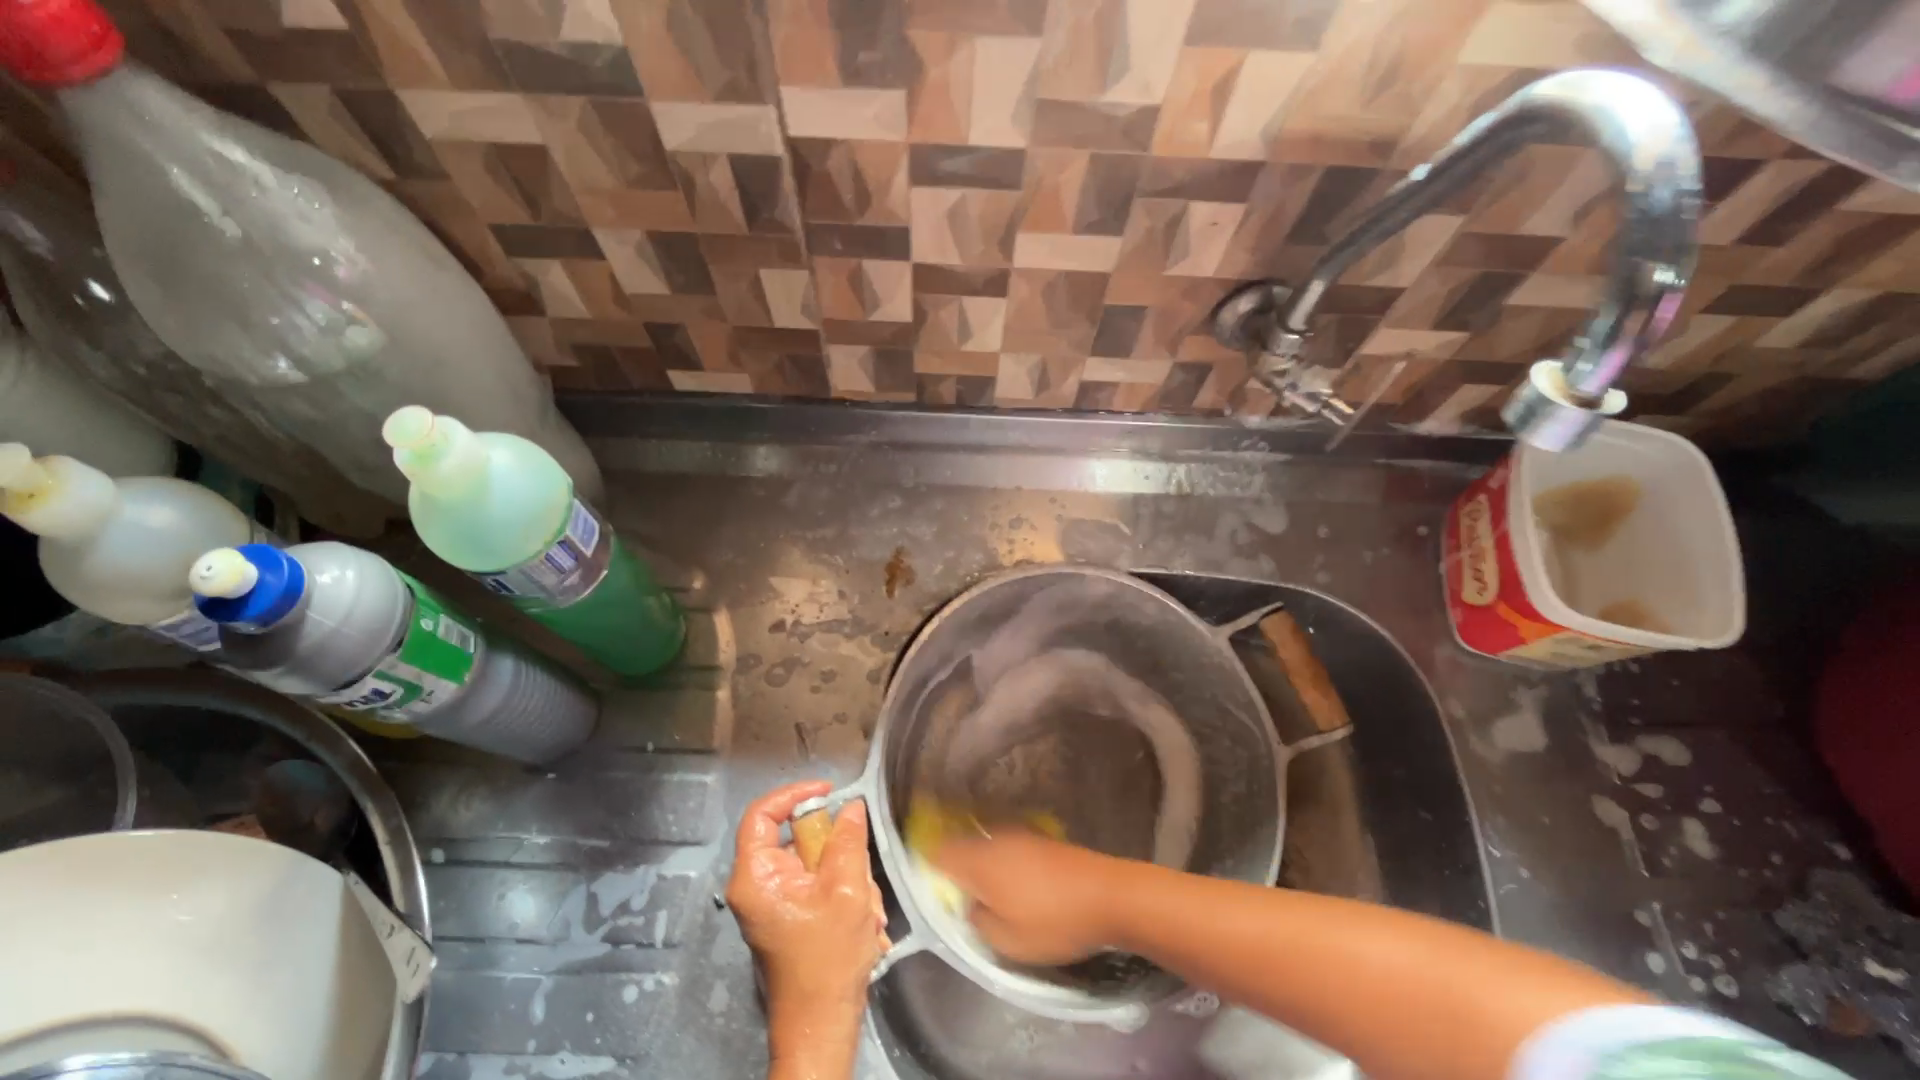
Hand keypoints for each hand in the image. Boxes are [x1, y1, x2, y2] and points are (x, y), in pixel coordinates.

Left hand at [727, 781, 887, 1015]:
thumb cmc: (828, 958)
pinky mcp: (790, 917)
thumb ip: (848, 841)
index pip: (762, 814)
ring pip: (815, 864)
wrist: (822, 1023)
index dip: (794, 795)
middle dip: (838, 853)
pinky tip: (864, 922)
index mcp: (755, 876)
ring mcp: (774, 902)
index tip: (829, 793)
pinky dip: (844, 896)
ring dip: (848, 879)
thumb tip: (851, 807)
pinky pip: (818, 887)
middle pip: (796, 840)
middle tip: (863, 874)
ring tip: (867, 909)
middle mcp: (757, 885)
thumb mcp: (845, 890)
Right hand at [932, 830, 1129, 965]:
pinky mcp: (1042, 840)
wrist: (1111, 896)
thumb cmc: (1054, 922)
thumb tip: (968, 906)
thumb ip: (977, 921)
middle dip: (952, 864)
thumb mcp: (1007, 940)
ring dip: (979, 863)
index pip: (937, 852)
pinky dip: (1002, 863)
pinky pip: (1007, 848)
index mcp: (979, 862)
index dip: (925, 866)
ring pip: (985, 846)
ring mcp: (1020, 836)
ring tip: (986, 894)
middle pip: (960, 845)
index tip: (926, 886)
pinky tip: (1015, 885)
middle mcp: (995, 840)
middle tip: (955, 894)